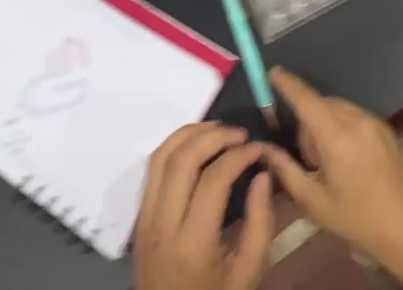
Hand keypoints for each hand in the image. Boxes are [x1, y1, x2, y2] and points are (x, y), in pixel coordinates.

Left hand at [134, 123, 275, 289]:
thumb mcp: (248, 273)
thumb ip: (260, 223)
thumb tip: (262, 175)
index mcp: (193, 245)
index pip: (212, 180)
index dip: (237, 156)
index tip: (258, 148)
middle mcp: (162, 225)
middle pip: (181, 160)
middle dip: (213, 136)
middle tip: (239, 133)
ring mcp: (145, 219)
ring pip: (159, 158)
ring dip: (188, 134)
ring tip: (217, 129)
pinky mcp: (139, 217)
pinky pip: (151, 170)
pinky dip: (173, 148)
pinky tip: (195, 144)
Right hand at [259, 68, 402, 289]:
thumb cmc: (355, 218)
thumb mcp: (313, 200)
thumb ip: (285, 168)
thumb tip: (262, 147)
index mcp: (337, 137)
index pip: (307, 100)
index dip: (288, 84)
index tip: (273, 71)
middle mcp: (357, 121)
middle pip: (321, 103)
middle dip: (307, 122)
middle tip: (310, 160)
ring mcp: (374, 122)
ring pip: (337, 107)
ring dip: (324, 123)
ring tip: (329, 162)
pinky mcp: (385, 128)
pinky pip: (353, 114)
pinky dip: (341, 125)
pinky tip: (347, 157)